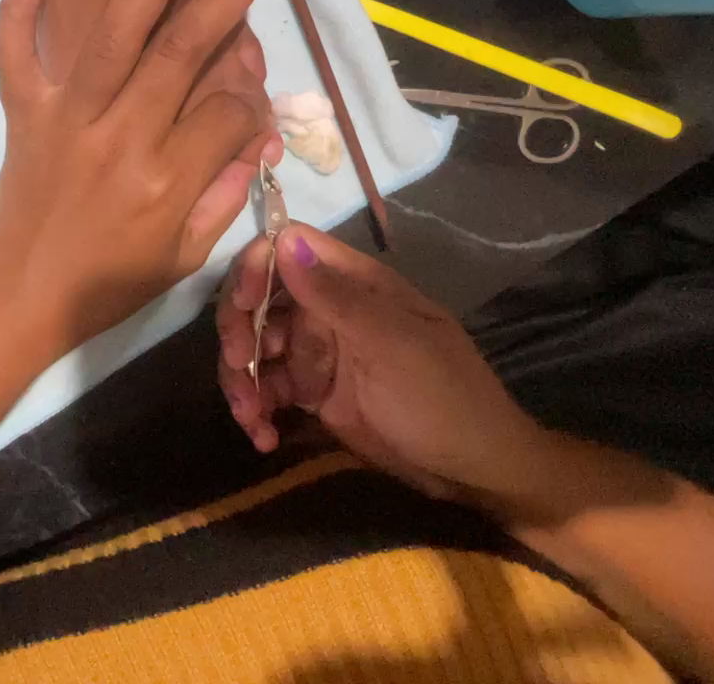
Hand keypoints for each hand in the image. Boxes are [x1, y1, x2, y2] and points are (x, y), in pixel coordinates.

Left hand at [0, 0, 281, 354]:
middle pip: (181, 55)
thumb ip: (225, 195)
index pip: (229, 111)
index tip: (254, 92)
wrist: (24, 294)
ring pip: (112, 38)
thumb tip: (259, 138)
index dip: (252, 96)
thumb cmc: (112, 283)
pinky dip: (19, 12)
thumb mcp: (186, 257)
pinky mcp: (25, 115)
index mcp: (168, 181)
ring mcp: (66, 121)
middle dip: (223, 2)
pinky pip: (16, 57)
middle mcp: (121, 139)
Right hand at [216, 222, 550, 502]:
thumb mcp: (393, 346)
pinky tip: (262, 437)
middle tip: (238, 369)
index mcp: (353, 283)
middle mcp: (326, 308)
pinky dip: (256, 409)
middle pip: (258, 299)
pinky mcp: (309, 390)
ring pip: (253, 346)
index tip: (243, 305)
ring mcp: (315, 350)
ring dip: (241, 379)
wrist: (476, 474)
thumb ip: (335, 296)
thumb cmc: (445, 398)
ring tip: (250, 417)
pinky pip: (265, 387)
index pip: (287, 249)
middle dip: (237, 331)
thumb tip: (284, 239)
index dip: (255, 268)